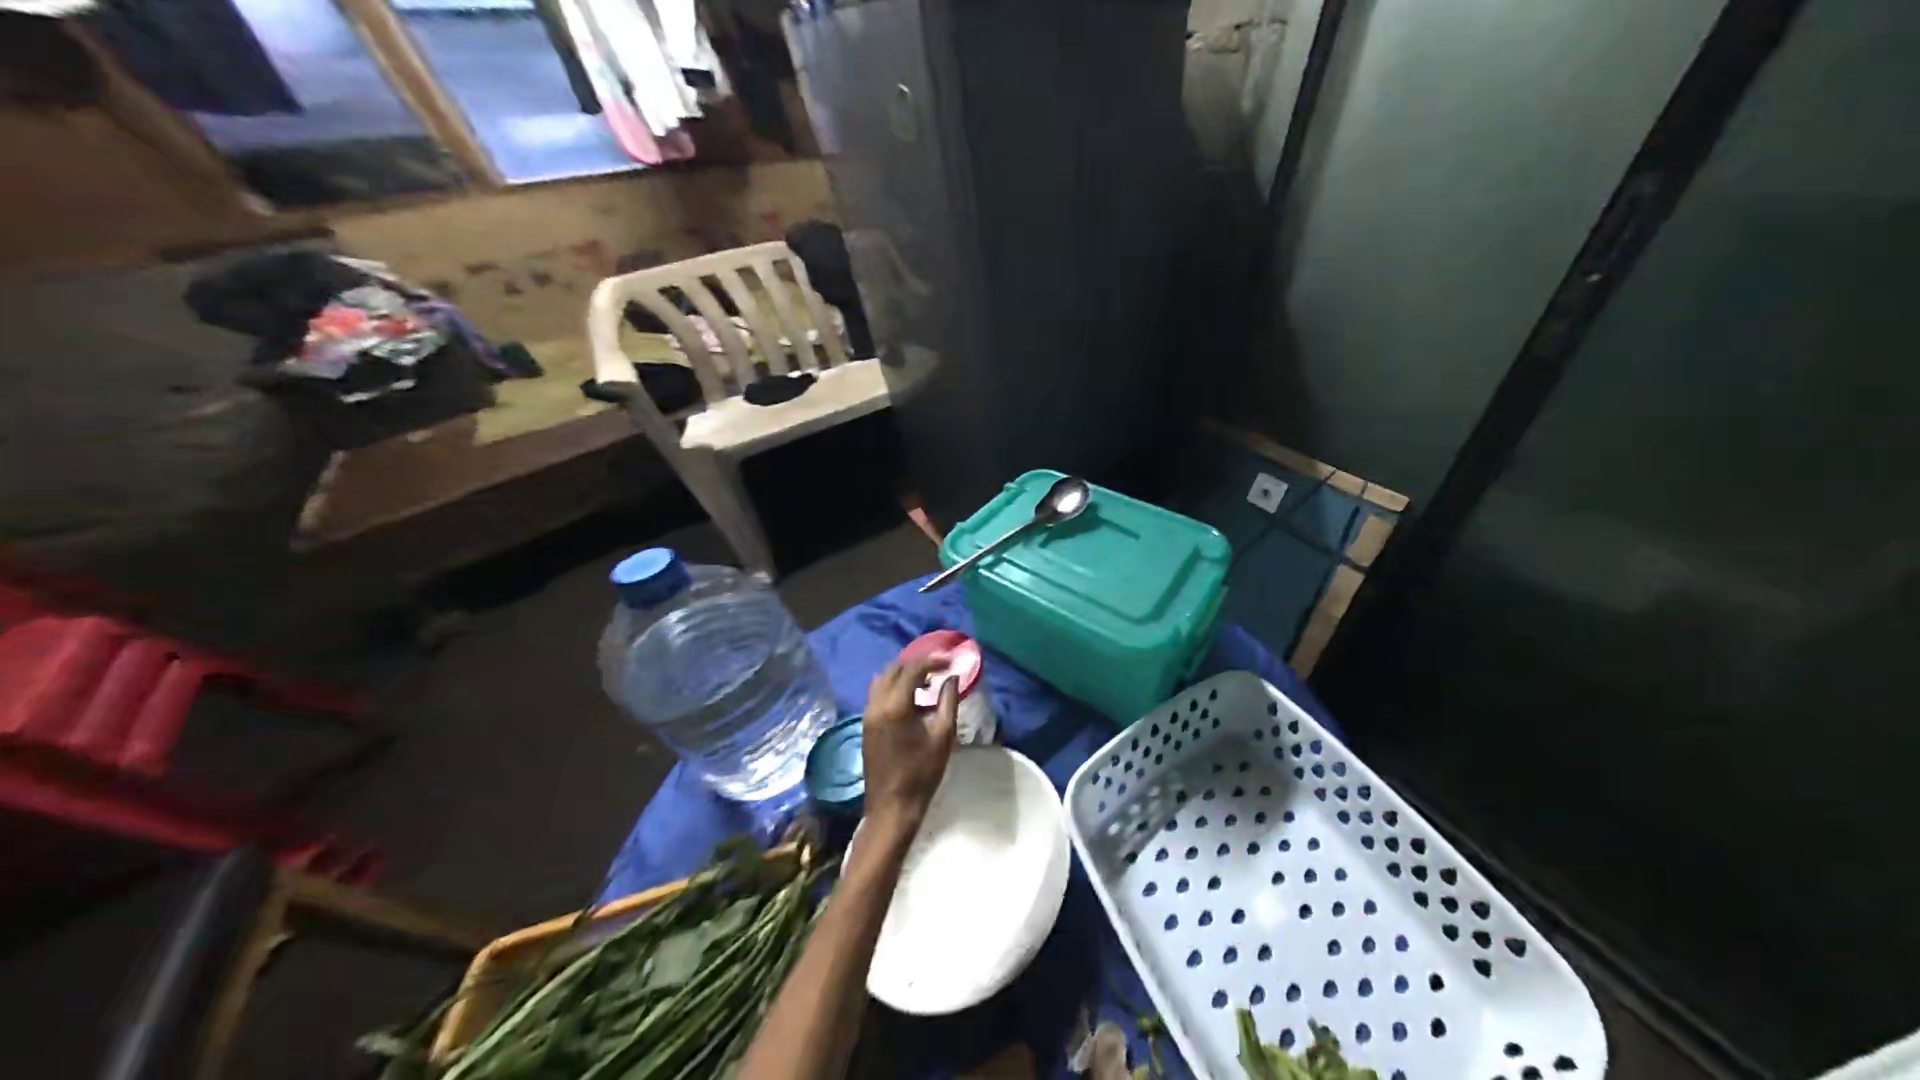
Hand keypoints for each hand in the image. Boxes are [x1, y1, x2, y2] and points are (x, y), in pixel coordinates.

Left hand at [861, 653, 958, 833]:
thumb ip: (949, 702)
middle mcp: (876, 705)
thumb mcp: (942, 736)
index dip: (933, 661)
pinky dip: (893, 687)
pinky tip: (912, 700)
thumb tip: (952, 678)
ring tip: (926, 684)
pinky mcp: (866, 725)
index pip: (912, 670)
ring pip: (882, 680)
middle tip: (938, 669)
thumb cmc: (922, 773)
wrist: (892, 806)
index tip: (950, 662)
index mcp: (895, 706)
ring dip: (903, 675)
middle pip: (893, 669)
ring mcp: (867, 715)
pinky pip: (877, 694)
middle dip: (916, 664)